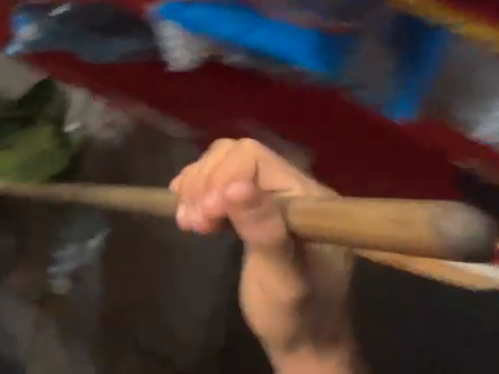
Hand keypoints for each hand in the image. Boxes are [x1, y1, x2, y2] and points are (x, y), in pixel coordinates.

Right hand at [171, 139, 359, 373]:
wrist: (303, 343)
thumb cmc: (297, 316)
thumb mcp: (282, 280)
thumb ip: (264, 232)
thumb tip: (236, 187)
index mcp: (312, 199)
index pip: (254, 158)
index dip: (220, 179)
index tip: (206, 218)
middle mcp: (294, 188)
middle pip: (233, 155)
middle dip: (204, 184)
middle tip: (192, 223)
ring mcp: (273, 194)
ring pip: (220, 163)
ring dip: (195, 188)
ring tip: (188, 221)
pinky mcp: (254, 203)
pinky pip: (216, 177)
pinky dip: (194, 190)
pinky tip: (187, 210)